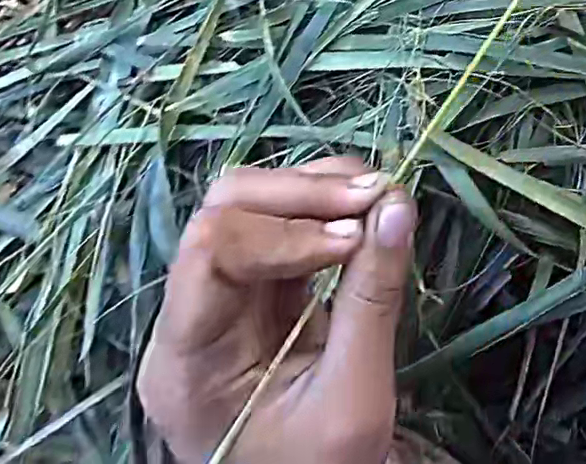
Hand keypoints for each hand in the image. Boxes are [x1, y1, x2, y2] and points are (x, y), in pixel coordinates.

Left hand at [139, 158, 417, 463]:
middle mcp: (195, 307)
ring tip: (381, 198)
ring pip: (260, 196)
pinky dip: (334, 201)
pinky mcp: (265, 275)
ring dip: (324, 186)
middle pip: (229, 206)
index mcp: (187, 358)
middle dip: (307, 191)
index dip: (287, 229)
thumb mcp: (354, 398)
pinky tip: (369, 213)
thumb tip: (399, 202)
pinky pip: (292, 215)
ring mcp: (228, 286)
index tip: (355, 239)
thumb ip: (373, 298)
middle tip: (376, 196)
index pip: (213, 249)